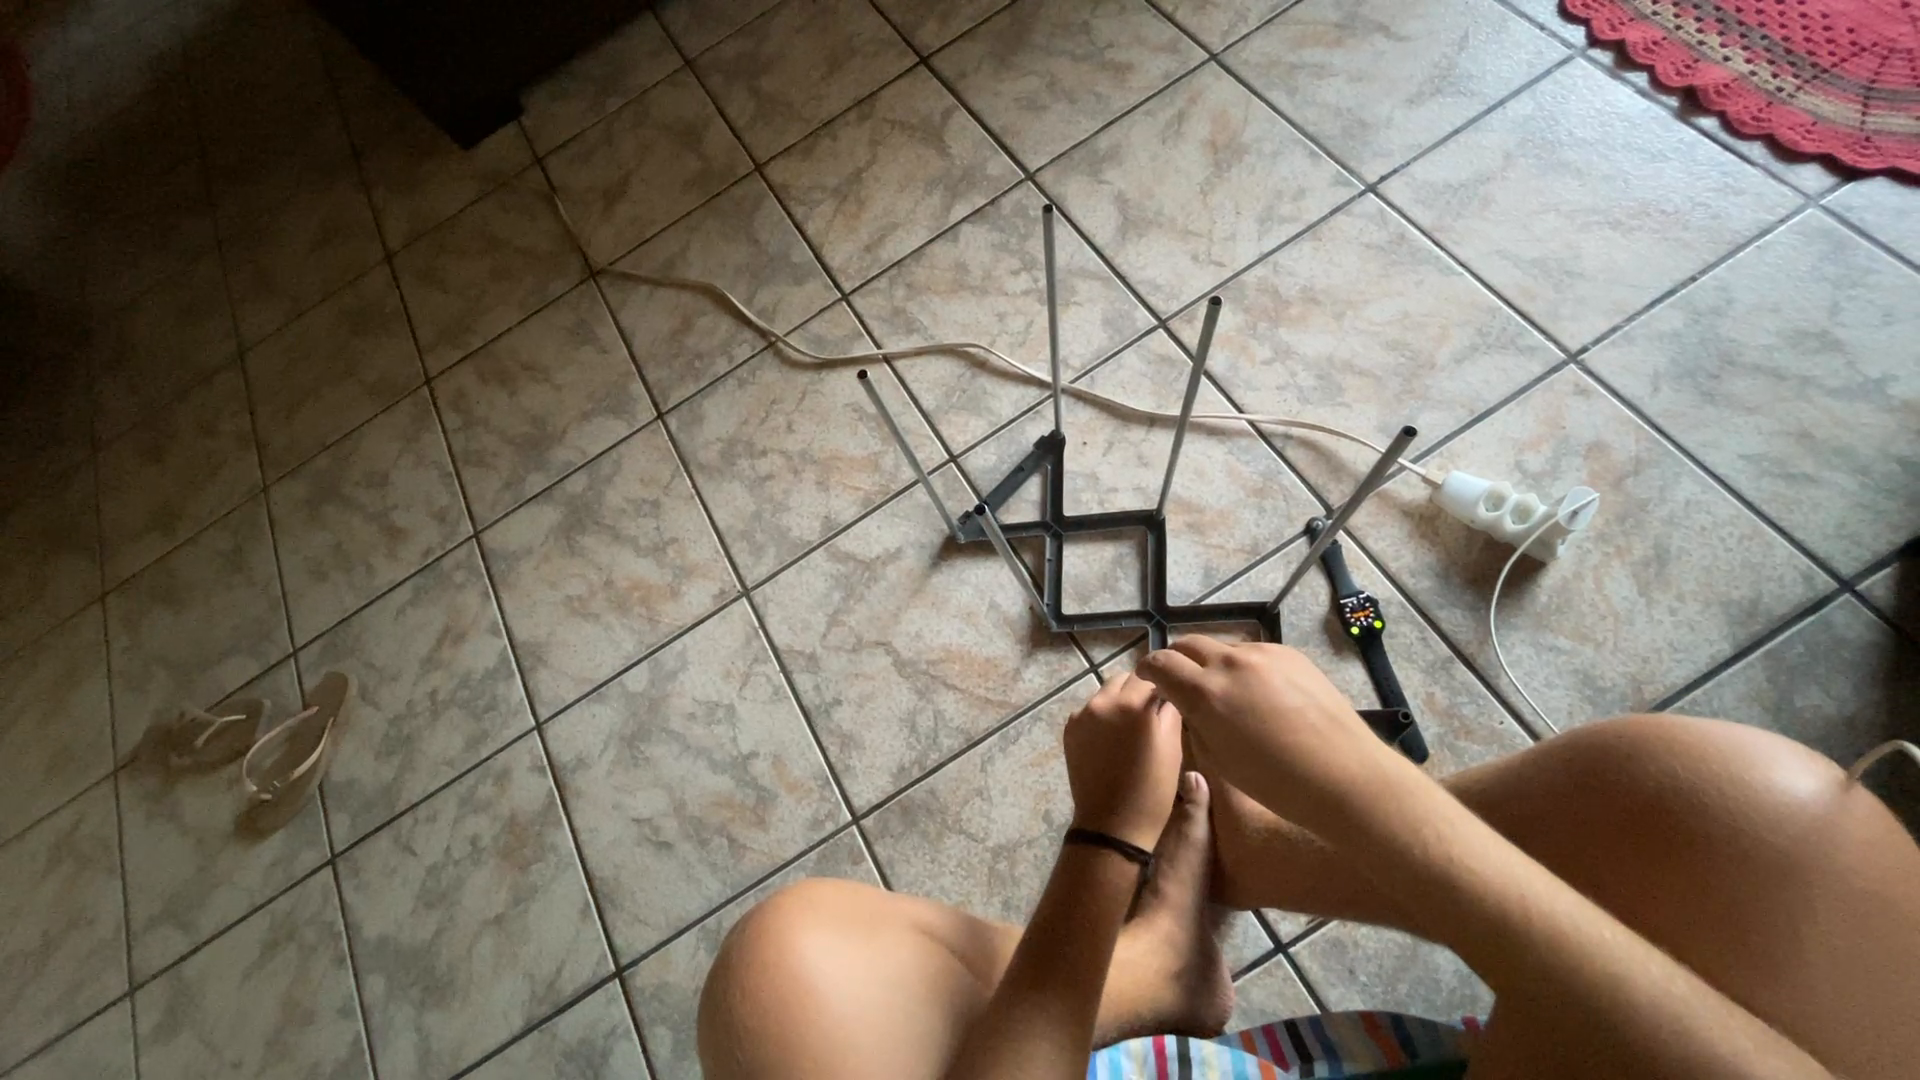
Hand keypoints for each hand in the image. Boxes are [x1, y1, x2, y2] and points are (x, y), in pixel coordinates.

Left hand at [1062, 672, 1183, 851]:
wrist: (1112, 824)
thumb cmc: (1151, 790)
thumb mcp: (1172, 749)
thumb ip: (1170, 712)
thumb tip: (1168, 693)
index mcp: (1132, 704)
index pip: (1150, 675)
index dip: (1161, 686)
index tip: (1168, 699)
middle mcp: (1102, 702)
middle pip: (1124, 680)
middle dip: (1137, 690)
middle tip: (1148, 714)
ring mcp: (1082, 715)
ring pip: (1105, 693)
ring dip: (1118, 701)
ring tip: (1128, 728)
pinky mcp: (1069, 729)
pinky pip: (1090, 710)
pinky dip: (1101, 716)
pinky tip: (1110, 739)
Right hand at [1135, 637, 1413, 839]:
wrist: (1346, 776)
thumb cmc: (1276, 783)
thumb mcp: (1219, 759)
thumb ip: (1195, 722)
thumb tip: (1189, 704)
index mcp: (1205, 693)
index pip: (1160, 663)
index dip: (1148, 669)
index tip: (1148, 678)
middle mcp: (1229, 664)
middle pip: (1188, 644)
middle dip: (1177, 659)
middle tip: (1180, 680)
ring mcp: (1263, 654)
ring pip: (1223, 649)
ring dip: (1214, 664)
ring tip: (1227, 692)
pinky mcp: (1290, 654)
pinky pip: (1254, 654)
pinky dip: (1245, 668)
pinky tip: (1261, 695)